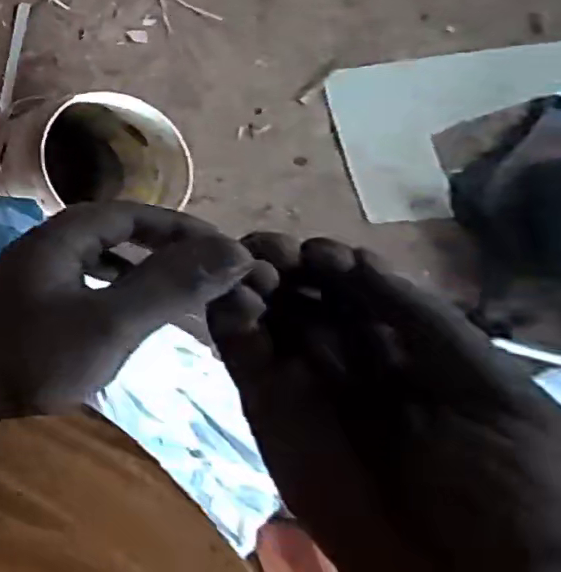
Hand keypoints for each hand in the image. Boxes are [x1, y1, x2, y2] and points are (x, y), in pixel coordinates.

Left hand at [0, 201, 254, 414]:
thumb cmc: (33, 351)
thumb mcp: (110, 322)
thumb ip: (165, 285)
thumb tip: (229, 249)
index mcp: (55, 239)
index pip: (123, 212)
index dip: (177, 225)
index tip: (226, 247)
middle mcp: (39, 245)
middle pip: (108, 229)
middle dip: (162, 243)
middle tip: (213, 269)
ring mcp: (27, 271)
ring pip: (94, 254)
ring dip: (140, 266)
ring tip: (186, 291)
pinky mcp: (25, 298)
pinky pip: (81, 278)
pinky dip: (116, 287)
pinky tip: (134, 313)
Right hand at [209, 235, 560, 571]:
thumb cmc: (517, 490)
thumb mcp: (498, 402)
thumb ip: (427, 326)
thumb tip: (351, 256)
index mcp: (409, 349)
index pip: (355, 286)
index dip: (330, 260)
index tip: (312, 251)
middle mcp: (348, 353)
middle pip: (299, 289)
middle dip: (278, 261)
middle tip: (263, 252)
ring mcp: (299, 373)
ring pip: (259, 309)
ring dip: (245, 281)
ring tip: (248, 274)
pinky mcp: (259, 394)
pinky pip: (234, 345)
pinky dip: (225, 315)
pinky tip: (232, 301)